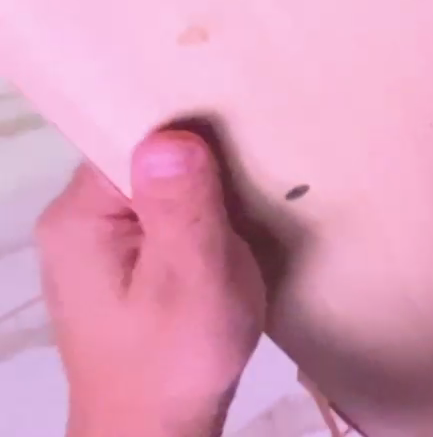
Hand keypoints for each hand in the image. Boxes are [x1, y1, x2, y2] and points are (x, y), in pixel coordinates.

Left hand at [36, 129, 267, 436]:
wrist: (160, 423)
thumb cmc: (176, 350)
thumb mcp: (188, 274)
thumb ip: (179, 204)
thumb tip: (171, 135)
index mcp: (84, 219)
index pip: (129, 135)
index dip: (188, 113)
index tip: (248, 95)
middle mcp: (87, 219)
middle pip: (152, 149)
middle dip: (216, 138)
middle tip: (280, 123)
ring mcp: (113, 236)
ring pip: (172, 173)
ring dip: (226, 166)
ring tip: (281, 152)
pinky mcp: (143, 249)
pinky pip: (181, 199)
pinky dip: (223, 192)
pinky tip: (261, 192)